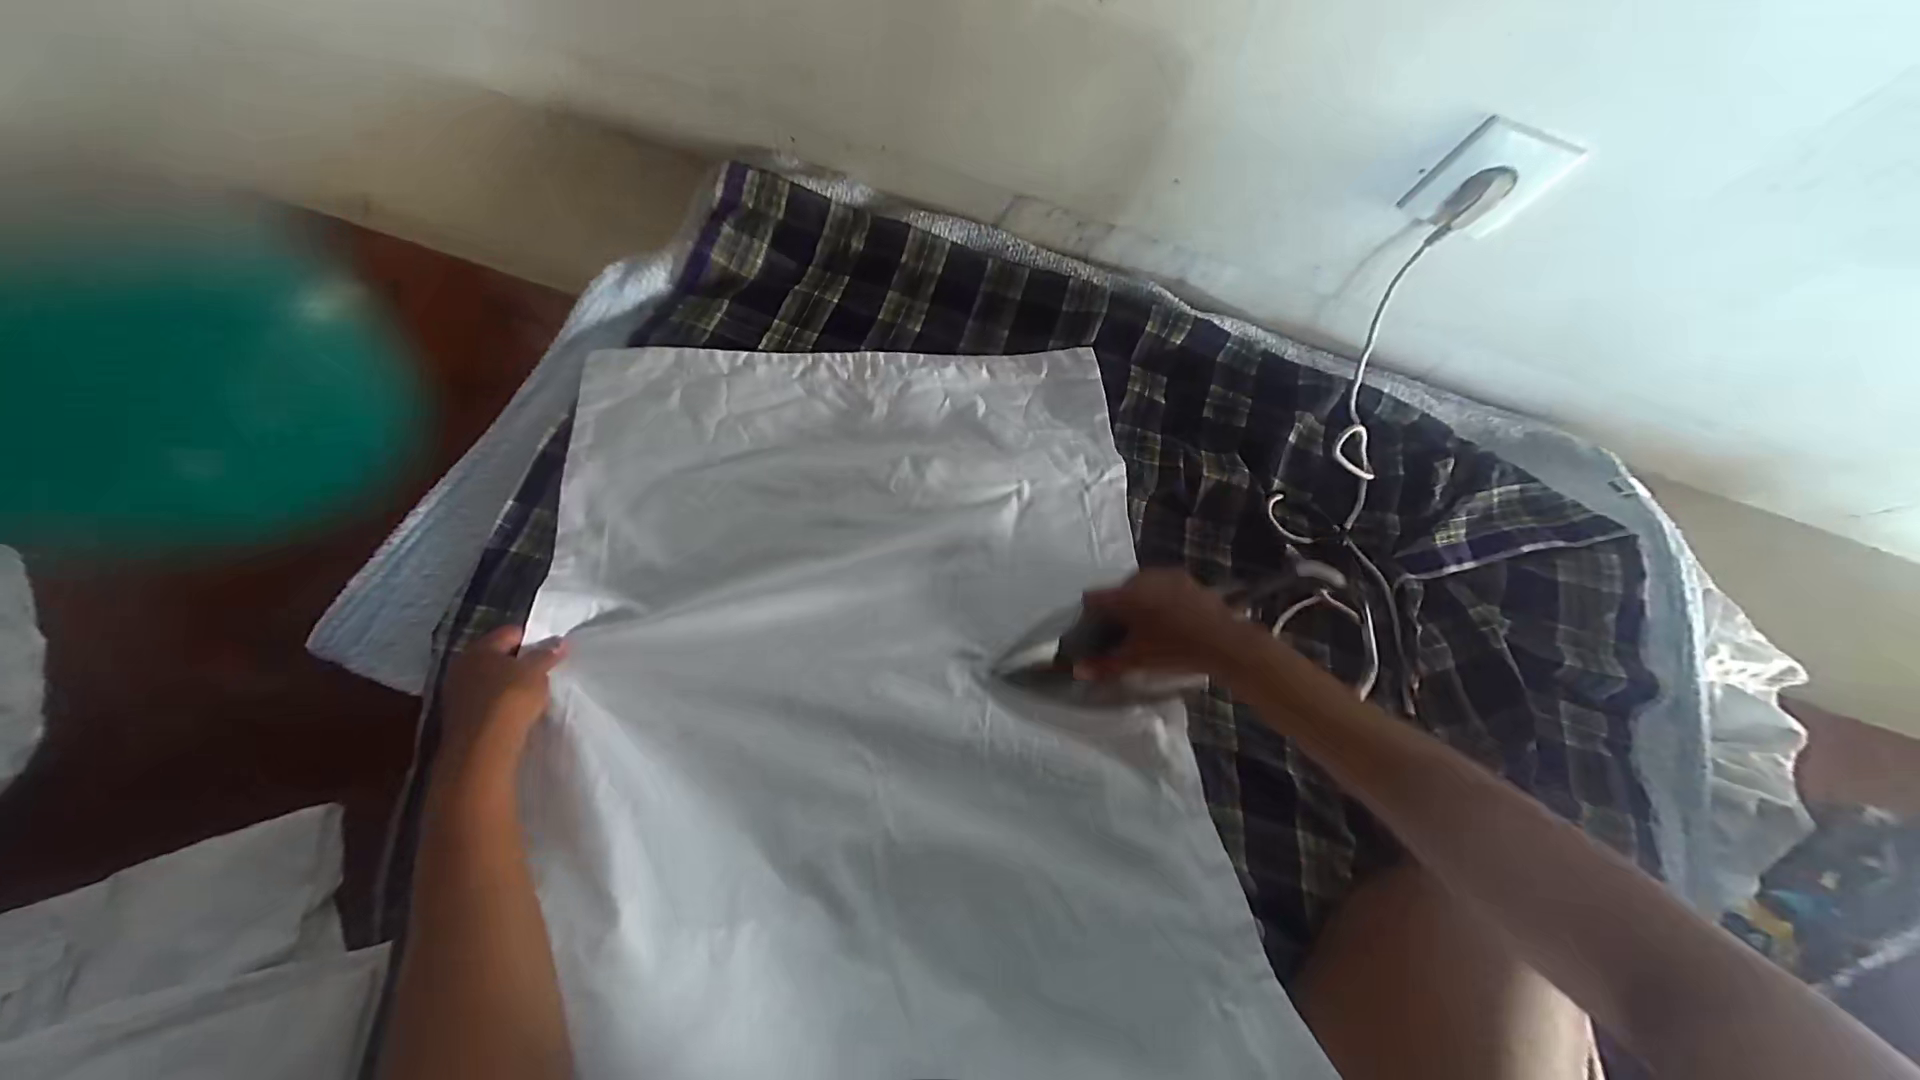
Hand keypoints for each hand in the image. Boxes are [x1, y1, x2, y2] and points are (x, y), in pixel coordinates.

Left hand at [441, 626, 567, 776]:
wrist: (483, 746)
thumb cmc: (510, 698)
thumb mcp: (537, 671)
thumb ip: (547, 654)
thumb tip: (558, 642)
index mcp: (479, 649)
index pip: (511, 633)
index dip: (535, 638)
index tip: (552, 651)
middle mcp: (462, 665)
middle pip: (499, 655)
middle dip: (521, 661)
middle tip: (544, 670)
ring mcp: (457, 691)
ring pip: (492, 678)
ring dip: (511, 682)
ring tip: (534, 692)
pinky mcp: (460, 715)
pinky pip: (487, 698)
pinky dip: (502, 700)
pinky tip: (517, 709)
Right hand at [1072, 568, 1269, 683]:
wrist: (1225, 643)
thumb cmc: (1174, 650)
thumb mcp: (1136, 660)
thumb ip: (1104, 664)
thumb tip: (1077, 671)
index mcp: (1125, 594)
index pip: (1094, 597)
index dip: (1090, 612)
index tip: (1092, 627)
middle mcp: (1143, 578)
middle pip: (1119, 589)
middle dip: (1117, 606)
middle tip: (1120, 629)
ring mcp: (1168, 576)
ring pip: (1142, 585)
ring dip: (1139, 600)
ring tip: (1144, 624)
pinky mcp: (1188, 580)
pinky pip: (1164, 586)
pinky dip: (1160, 599)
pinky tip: (1168, 618)